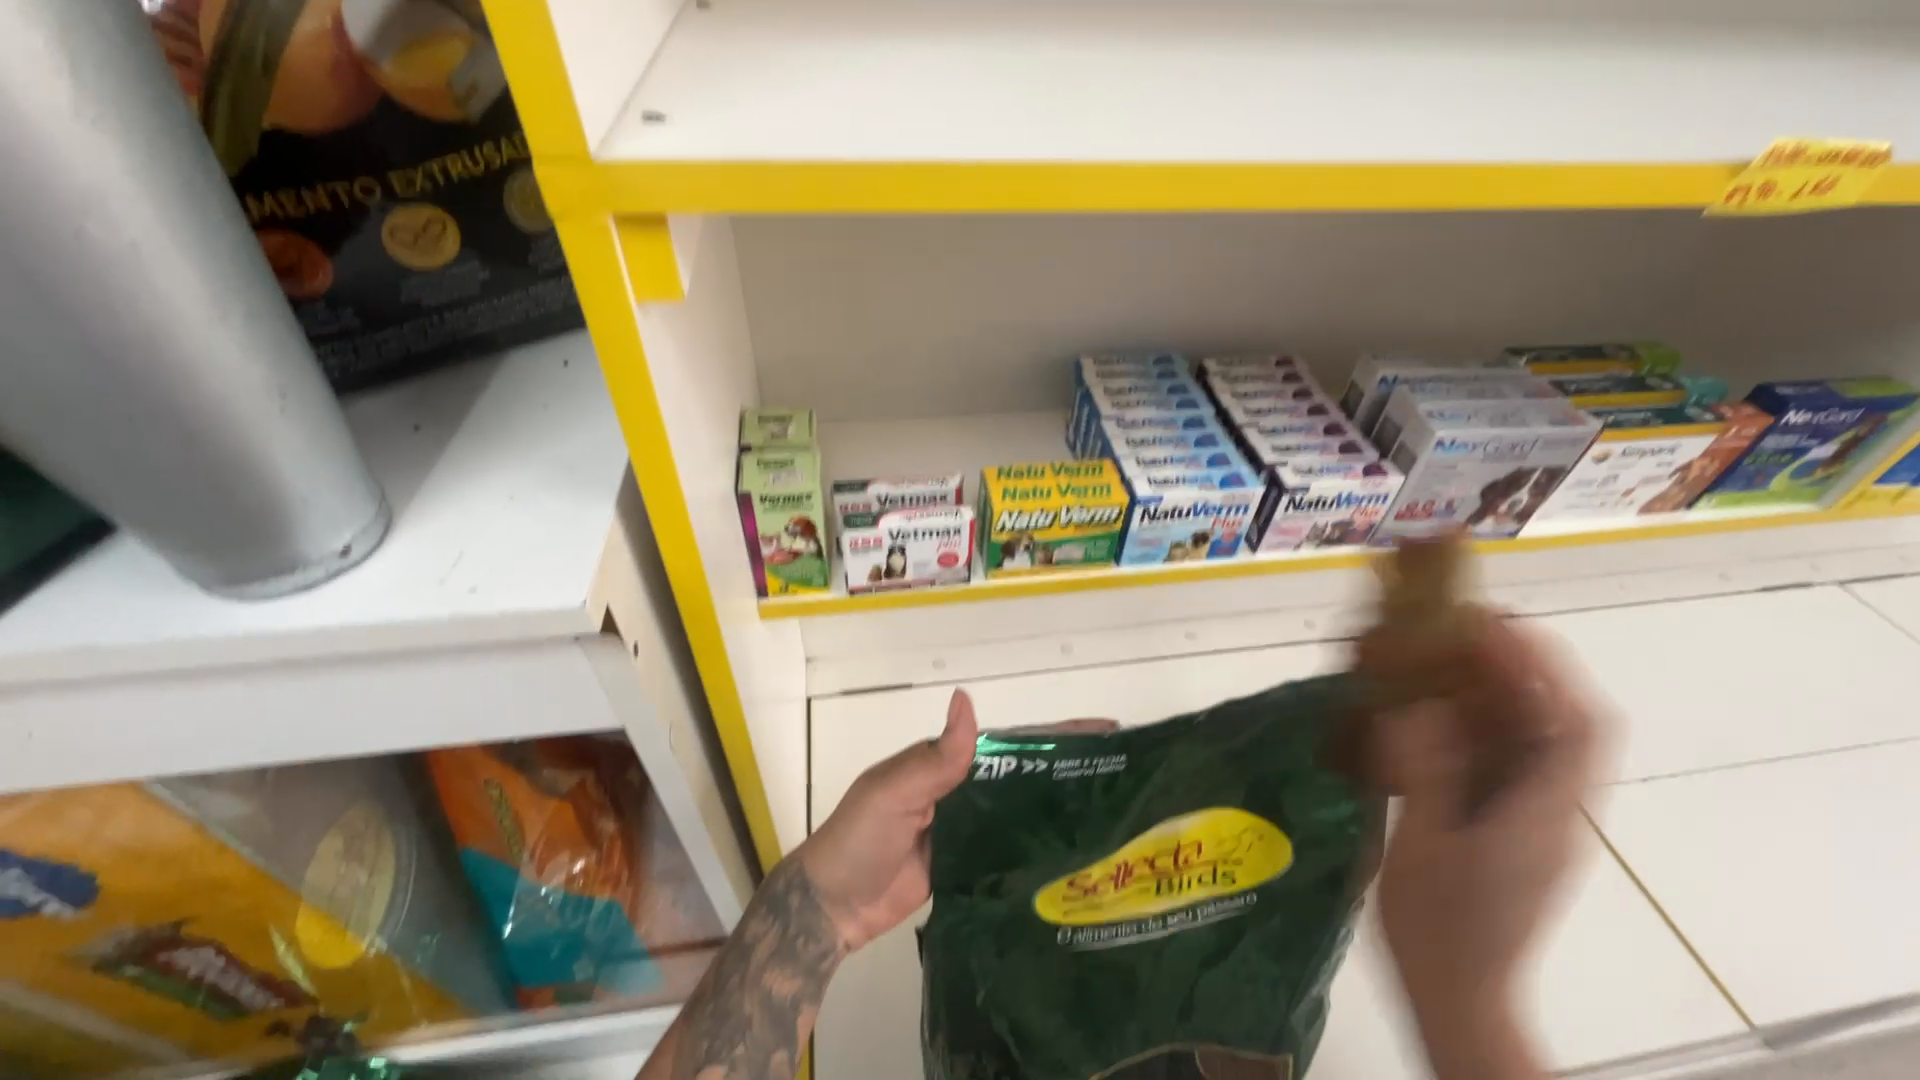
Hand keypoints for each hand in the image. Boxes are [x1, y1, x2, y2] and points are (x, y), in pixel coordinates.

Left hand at [797, 691, 1117, 953]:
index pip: (1007, 742)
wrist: (833, 906)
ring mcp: (963, 830)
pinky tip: (1072, 852)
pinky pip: (1006, 849)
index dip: (1053, 736)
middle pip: (1020, 775)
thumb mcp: (893, 791)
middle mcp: (958, 791)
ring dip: (1056, 807)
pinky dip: (1035, 846)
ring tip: (1111, 811)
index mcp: (942, 764)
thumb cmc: (860, 838)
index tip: (1102, 732)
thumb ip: (935, 758)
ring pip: (1018, 811)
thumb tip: (967, 699)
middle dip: (1065, 770)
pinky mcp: (965, 865)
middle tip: (1121, 775)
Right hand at [1372, 617, 1604, 1073]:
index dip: (1544, 666)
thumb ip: (1428, 774)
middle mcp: (1553, 807)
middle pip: (1556, 720)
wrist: (1458, 994)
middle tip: (1453, 629)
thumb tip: (1421, 705)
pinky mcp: (1508, 824)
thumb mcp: (1426, 847)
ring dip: (1491, 691)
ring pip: (1529, 736)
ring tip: (1435, 658)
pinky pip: (1500, 759)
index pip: (1577, 724)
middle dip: (1514, 666)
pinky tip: (1428, 715)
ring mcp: (1532, 816)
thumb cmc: (1441, 927)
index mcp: (1545, 813)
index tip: (1492, 625)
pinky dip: (1472, 724)